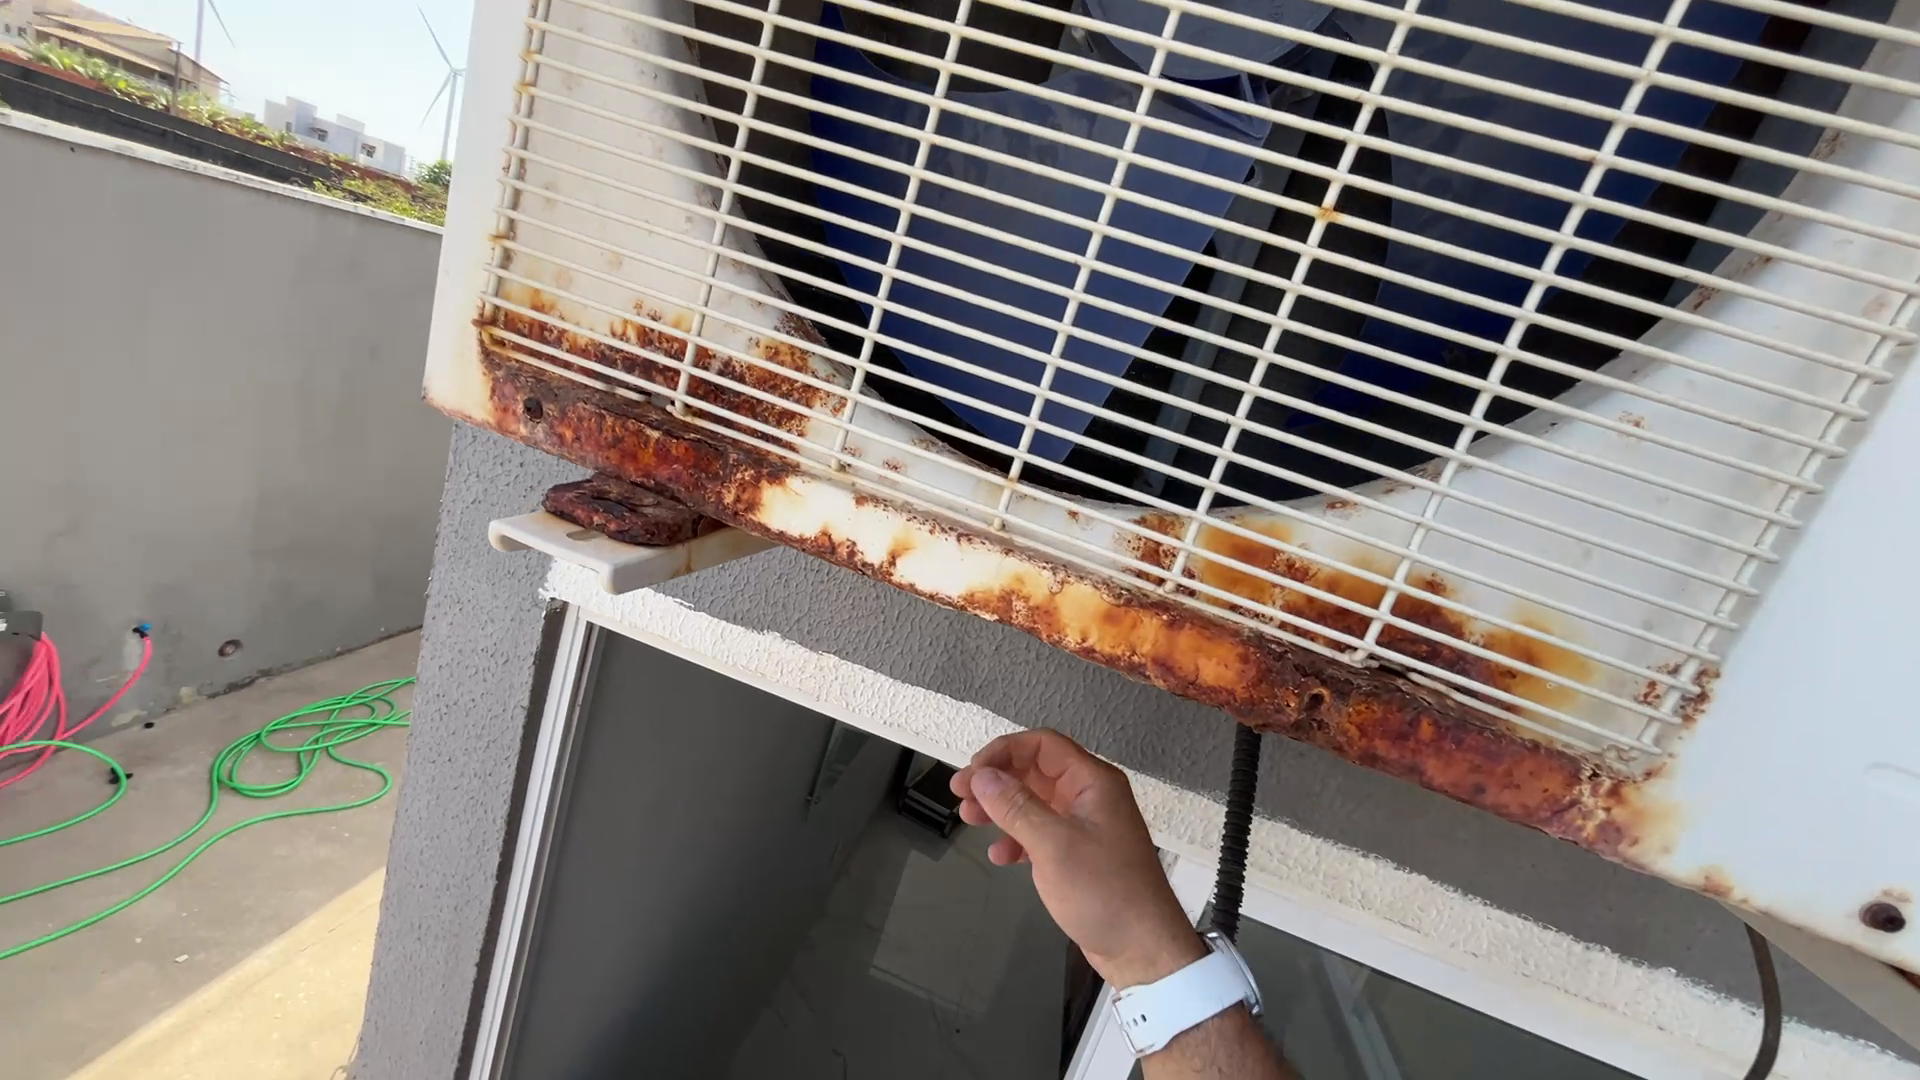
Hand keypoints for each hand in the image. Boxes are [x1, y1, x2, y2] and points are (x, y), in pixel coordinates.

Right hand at [950, 729, 1204, 987]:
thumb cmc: (1104, 892)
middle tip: (960, 792)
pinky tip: (1000, 855)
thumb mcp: (1053, 845)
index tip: (974, 771)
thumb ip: (1016, 807)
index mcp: (1093, 781)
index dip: (1004, 751)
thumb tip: (982, 776)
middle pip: (1034, 771)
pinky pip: (1039, 831)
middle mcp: (1089, 796)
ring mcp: (1083, 825)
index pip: (1042, 745)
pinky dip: (1016, 838)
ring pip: (1033, 801)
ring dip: (1000, 807)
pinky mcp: (1077, 852)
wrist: (1143, 952)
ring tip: (969, 818)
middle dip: (996, 779)